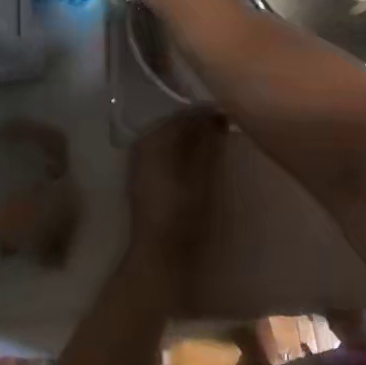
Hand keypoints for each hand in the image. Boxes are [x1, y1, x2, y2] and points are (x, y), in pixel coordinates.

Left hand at [123, 109, 226, 291]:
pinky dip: (180, 150)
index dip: (204, 111)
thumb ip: (207, 142)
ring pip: (166, 138)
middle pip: (170, 123)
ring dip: (188, 136)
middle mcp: (141, 146)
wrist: (159, 253)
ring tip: (214, 138)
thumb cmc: (182, 212)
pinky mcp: (143, 179)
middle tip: (223, 123)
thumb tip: (216, 115)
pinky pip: (163, 153)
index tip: (227, 112)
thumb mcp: (201, 175)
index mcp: (152, 140)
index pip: (180, 114)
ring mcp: (139, 164)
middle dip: (196, 121)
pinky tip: (197, 158)